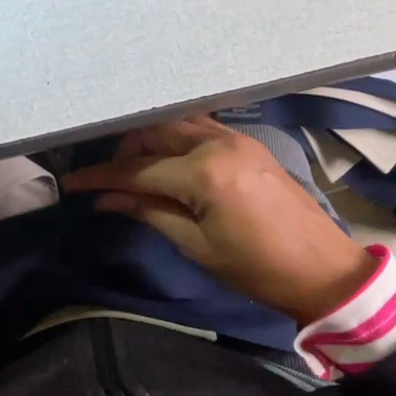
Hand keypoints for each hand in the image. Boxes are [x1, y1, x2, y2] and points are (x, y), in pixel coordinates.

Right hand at [63, 116, 374, 323]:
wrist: (324, 270)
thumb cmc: (257, 268)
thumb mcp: (196, 245)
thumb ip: (148, 212)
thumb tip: (105, 199)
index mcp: (204, 173)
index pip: (137, 169)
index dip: (100, 177)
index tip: (71, 184)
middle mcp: (218, 143)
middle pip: (152, 134)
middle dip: (122, 153)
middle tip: (102, 178)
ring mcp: (236, 138)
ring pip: (175, 125)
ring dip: (147, 141)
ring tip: (129, 168)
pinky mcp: (247, 143)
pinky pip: (199, 128)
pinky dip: (173, 138)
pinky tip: (162, 157)